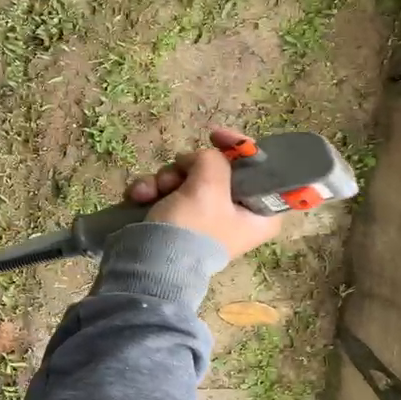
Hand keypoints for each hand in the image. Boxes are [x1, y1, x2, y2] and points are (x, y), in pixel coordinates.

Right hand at [125, 127, 282, 259]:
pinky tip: (138, 197)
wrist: (148, 264)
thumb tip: (200, 156)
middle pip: (215, 173)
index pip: (261, 170)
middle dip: (188, 169)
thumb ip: (212, 161)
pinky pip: (164, 193)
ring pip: (184, 180)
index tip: (215, 135)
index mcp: (260, 212)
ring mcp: (201, 218)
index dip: (240, 149)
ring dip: (162, 179)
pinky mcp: (172, 220)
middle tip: (175, 177)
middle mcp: (234, 214)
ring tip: (150, 192)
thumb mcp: (207, 189)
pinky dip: (149, 191)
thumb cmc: (189, 230)